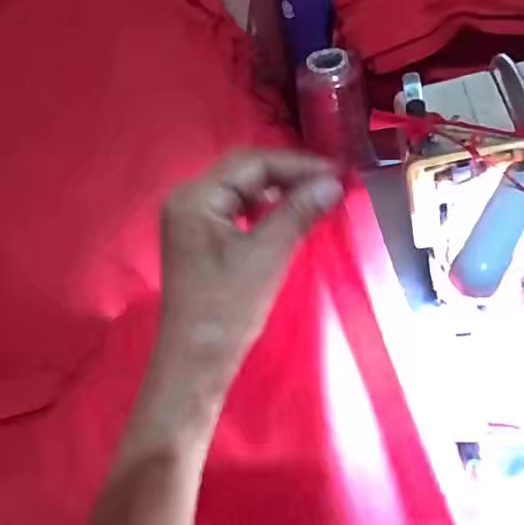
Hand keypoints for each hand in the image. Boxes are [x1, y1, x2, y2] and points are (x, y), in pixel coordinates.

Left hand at [151, 149, 343, 410]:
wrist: (194, 362)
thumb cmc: (226, 309)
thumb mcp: (266, 255)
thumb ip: (298, 212)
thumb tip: (333, 182)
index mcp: (194, 196)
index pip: (250, 162)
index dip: (296, 164)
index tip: (336, 171)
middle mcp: (186, 198)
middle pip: (243, 171)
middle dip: (288, 174)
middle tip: (331, 181)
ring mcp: (190, 218)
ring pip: (240, 189)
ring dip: (278, 190)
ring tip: (316, 195)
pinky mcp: (198, 237)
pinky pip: (235, 209)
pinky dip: (263, 208)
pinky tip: (288, 214)